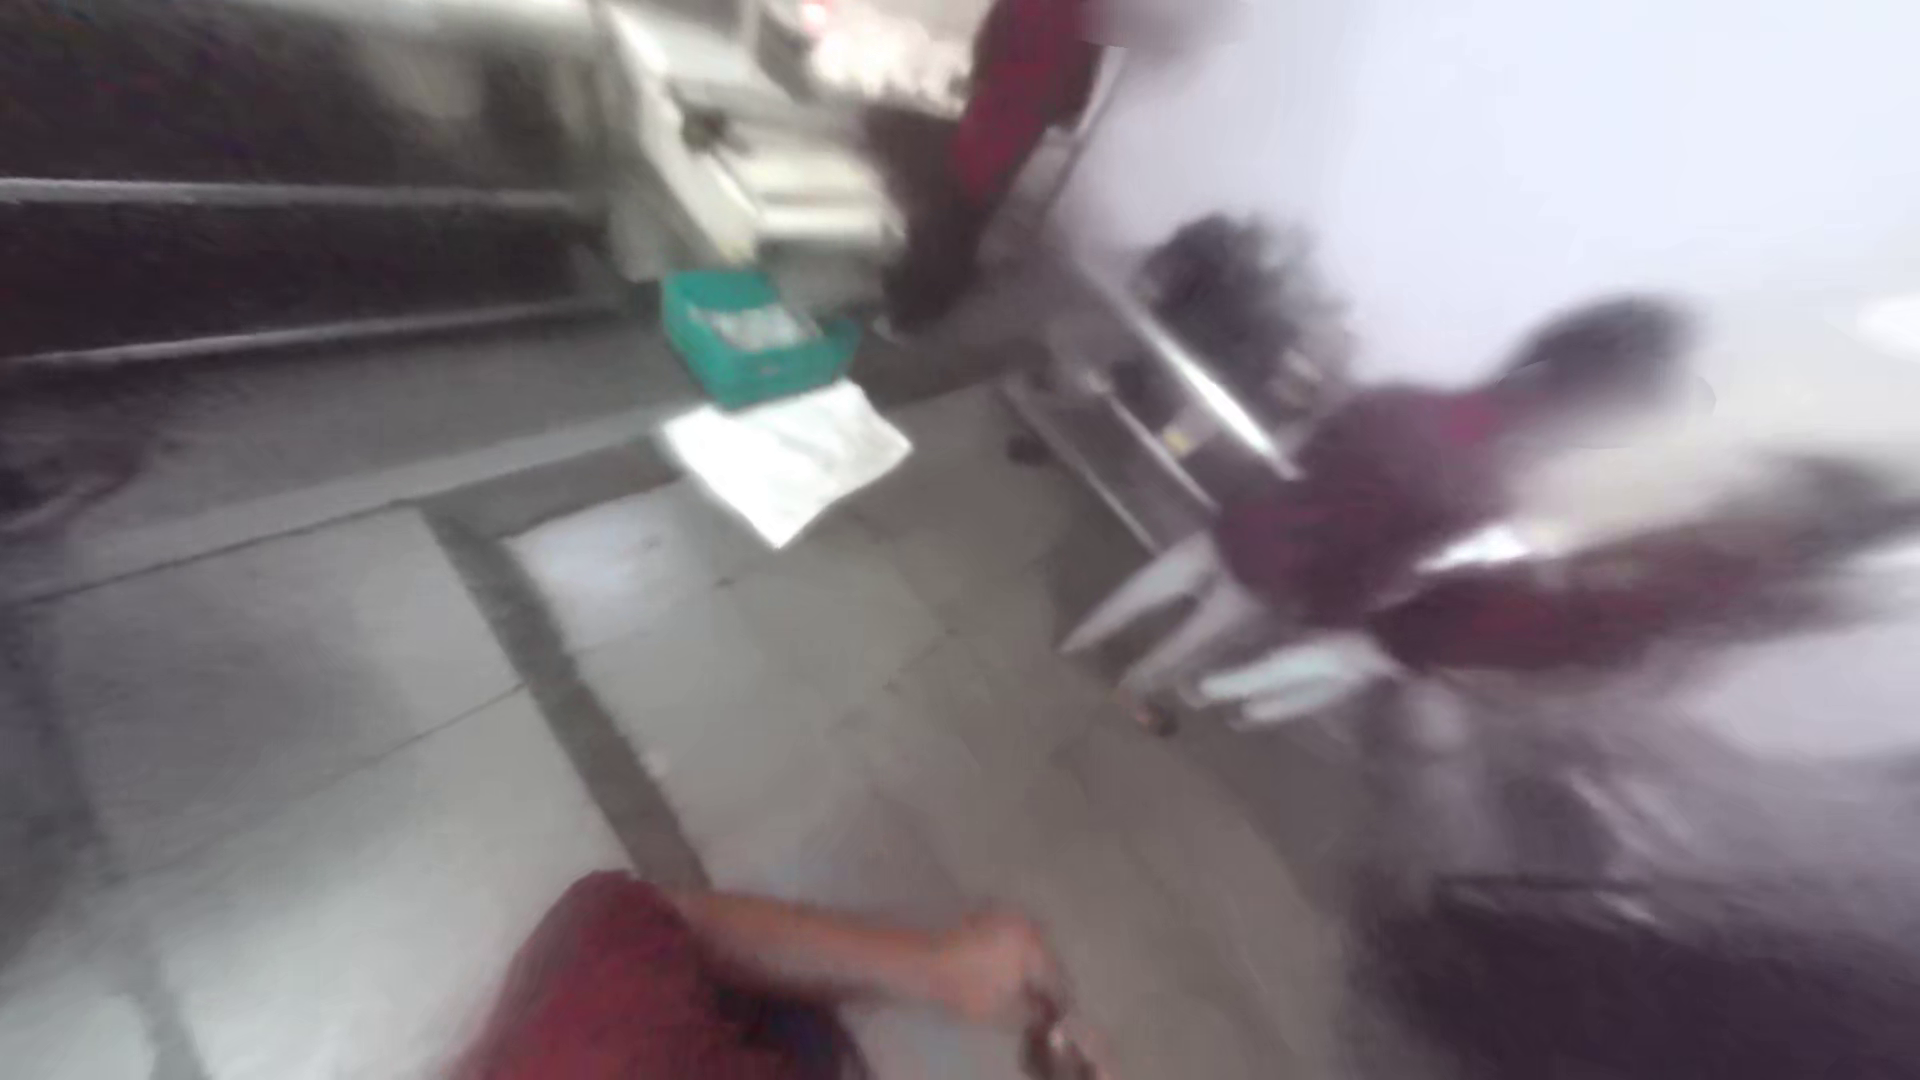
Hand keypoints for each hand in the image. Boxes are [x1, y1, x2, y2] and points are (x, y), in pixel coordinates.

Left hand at [931, 910, 1065, 1027]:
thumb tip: (1045, 1013)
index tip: (1054, 1017)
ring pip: (1029, 939)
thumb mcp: (1005, 1013)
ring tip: (1020, 981)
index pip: (1060, 979)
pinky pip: (1011, 929)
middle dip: (1045, 976)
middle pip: (1047, 954)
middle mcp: (1026, 922)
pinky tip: (1002, 961)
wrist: (925, 958)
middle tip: (1038, 999)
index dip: (1060, 1003)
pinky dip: (1013, 945)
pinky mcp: (987, 907)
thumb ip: (1033, 1014)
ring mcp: (1005, 910)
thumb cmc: (968, 987)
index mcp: (1036, 946)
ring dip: (1030, 959)